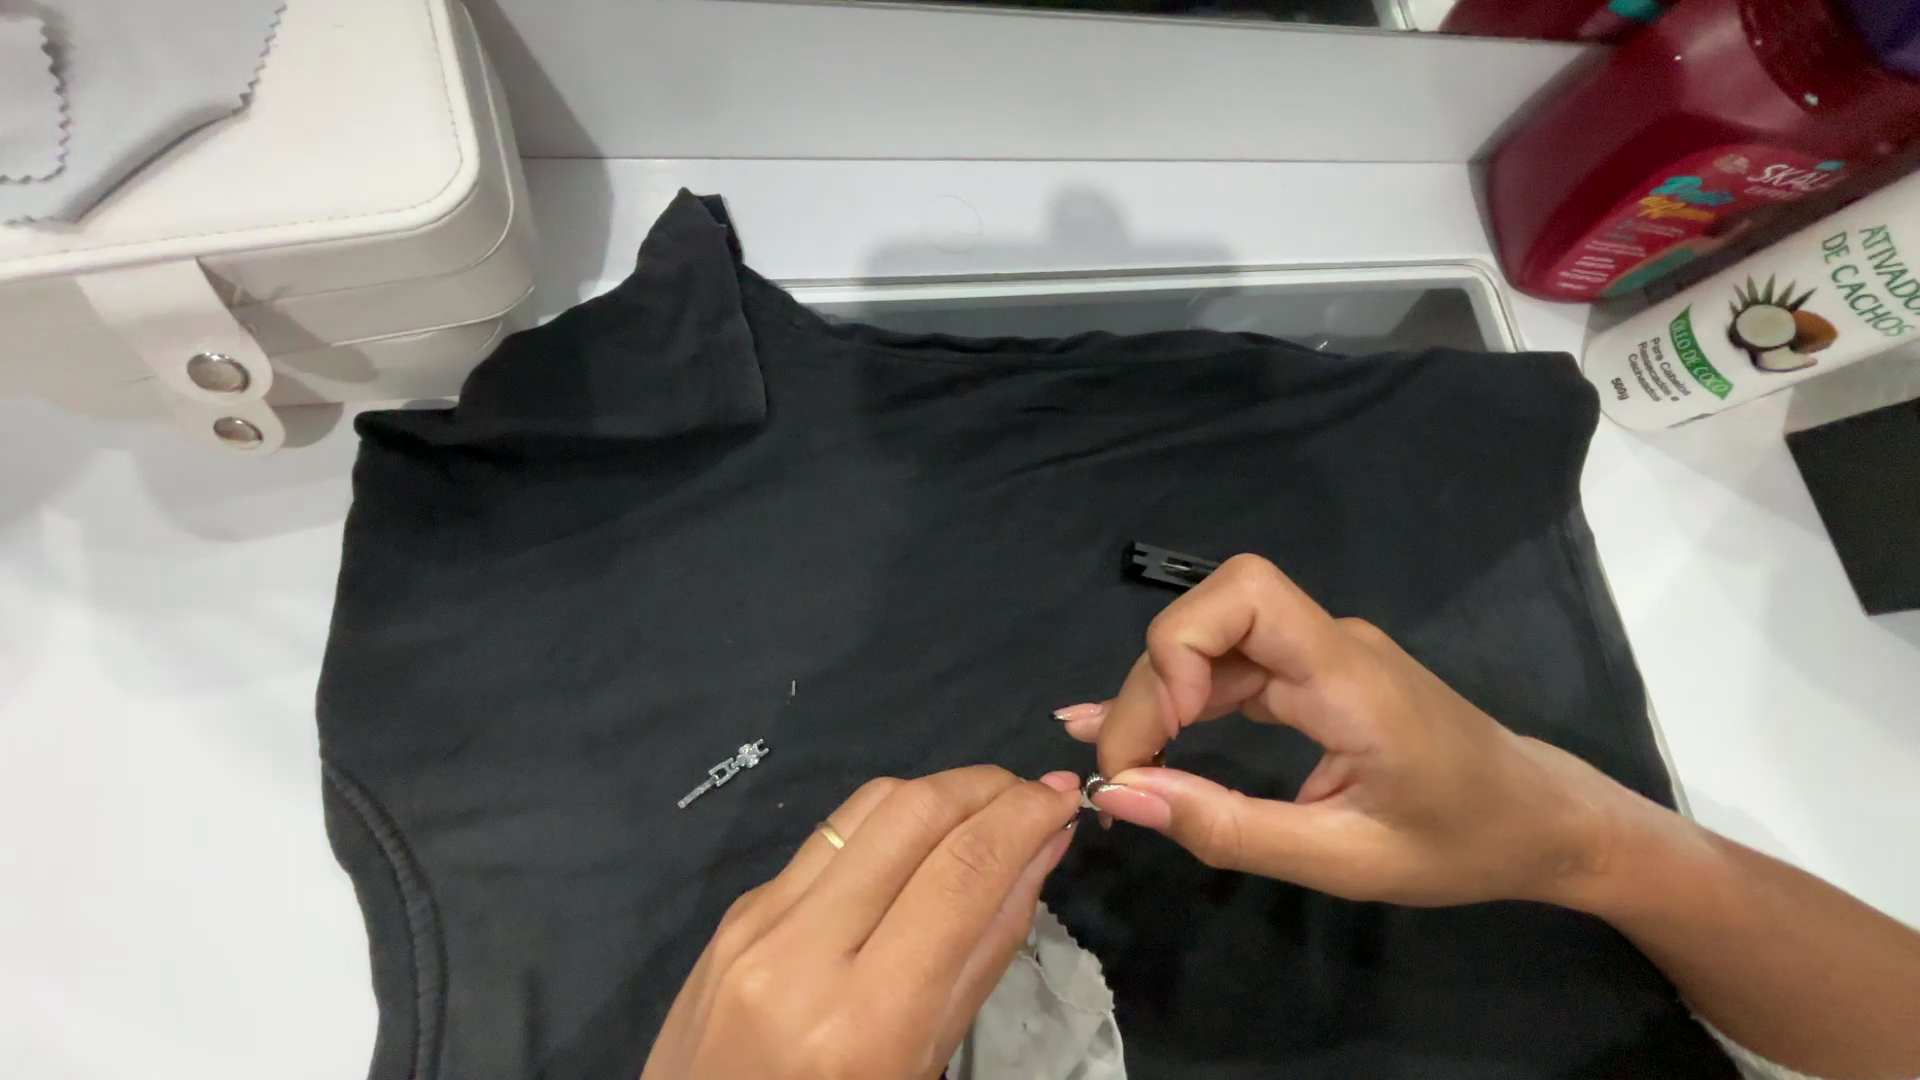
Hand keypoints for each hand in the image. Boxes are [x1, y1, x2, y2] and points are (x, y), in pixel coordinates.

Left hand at [641, 766, 1082, 1079]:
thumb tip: (1042, 847)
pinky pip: (832, 833)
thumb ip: (987, 949)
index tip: (1065, 795)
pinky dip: (892, 820)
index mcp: (864, 1021)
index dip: (1024, 817)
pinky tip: (918, 841)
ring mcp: (761, 918)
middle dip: (986, 785)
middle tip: (1032, 792)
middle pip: (914, 813)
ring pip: (871, 803)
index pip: (961, 875)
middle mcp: (803, 950)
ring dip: (942, 789)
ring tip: (986, 806)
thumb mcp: (929, 1063)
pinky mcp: (741, 903)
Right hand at [1061, 554, 1632, 906]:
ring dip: (1153, 702)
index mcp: (1350, 677)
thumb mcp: (1343, 862)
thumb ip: (1229, 830)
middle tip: (1120, 777)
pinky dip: (1176, 702)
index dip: (1182, 643)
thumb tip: (1121, 796)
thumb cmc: (1461, 844)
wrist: (1544, 818)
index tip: (1168, 730)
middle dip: (1148, 694)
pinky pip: (1221, 669)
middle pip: (1204, 623)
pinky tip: (1139, 737)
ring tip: (1123, 768)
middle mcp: (1325, 643)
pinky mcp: (1302, 671)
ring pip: (1202, 646)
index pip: (1246, 593)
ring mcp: (1312, 652)